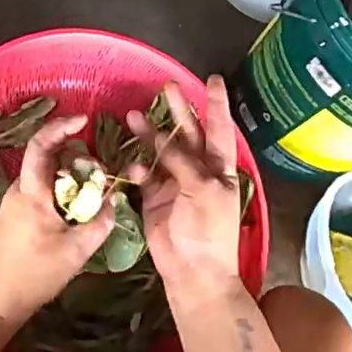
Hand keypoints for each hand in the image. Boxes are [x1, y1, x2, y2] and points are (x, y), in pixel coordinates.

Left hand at [0, 115, 117, 323]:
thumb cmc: (34, 275)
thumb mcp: (76, 251)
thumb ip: (100, 223)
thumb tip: (113, 202)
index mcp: (31, 193)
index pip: (40, 146)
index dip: (60, 127)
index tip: (84, 121)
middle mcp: (21, 190)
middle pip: (50, 159)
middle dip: (79, 160)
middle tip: (102, 177)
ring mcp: (17, 201)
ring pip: (50, 175)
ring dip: (74, 178)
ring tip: (96, 197)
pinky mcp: (19, 213)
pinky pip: (46, 190)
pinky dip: (65, 192)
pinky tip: (80, 209)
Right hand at [128, 76, 243, 311]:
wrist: (194, 271)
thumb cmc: (209, 231)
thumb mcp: (203, 191)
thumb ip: (183, 163)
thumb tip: (164, 142)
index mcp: (219, 167)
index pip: (219, 128)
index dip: (216, 104)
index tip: (213, 80)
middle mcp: (199, 170)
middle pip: (187, 133)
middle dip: (177, 110)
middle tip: (166, 87)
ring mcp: (176, 183)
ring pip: (161, 151)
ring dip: (149, 136)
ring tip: (131, 116)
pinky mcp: (155, 198)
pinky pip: (146, 176)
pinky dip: (138, 169)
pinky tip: (133, 166)